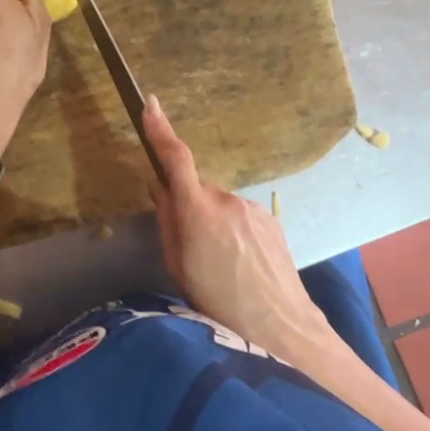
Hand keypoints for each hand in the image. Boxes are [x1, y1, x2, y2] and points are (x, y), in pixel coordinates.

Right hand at [142, 96, 329, 356]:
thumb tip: (161, 188)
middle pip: (197, 192)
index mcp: (198, 212)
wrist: (280, 326)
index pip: (175, 160)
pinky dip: (234, 233)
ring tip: (222, 267)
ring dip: (214, 225)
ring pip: (220, 207)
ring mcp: (253, 209)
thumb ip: (167, 222)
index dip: (161, 131)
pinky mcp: (270, 221)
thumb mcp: (177, 266)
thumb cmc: (217, 303)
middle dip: (190, 209)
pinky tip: (242, 266)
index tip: (150, 104)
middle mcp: (227, 201)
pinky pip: (240, 218)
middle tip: (191, 251)